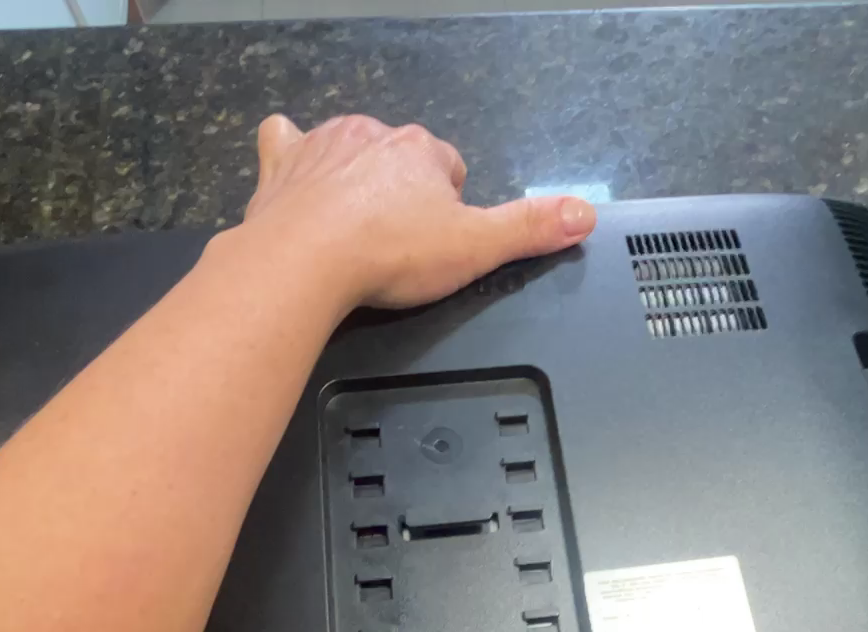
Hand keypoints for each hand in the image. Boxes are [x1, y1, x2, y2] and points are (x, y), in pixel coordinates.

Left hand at [239, 114, 595, 309]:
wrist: (308, 261)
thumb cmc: (393, 254)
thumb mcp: (476, 248)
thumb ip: (528, 229)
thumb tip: (585, 213)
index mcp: (423, 151)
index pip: (449, 169)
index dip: (449, 208)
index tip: (439, 242)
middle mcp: (375, 135)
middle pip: (401, 160)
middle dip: (403, 195)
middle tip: (398, 245)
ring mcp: (325, 145)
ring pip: (351, 152)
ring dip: (357, 181)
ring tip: (355, 229)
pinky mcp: (283, 164)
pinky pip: (287, 141)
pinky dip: (295, 157)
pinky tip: (299, 180)